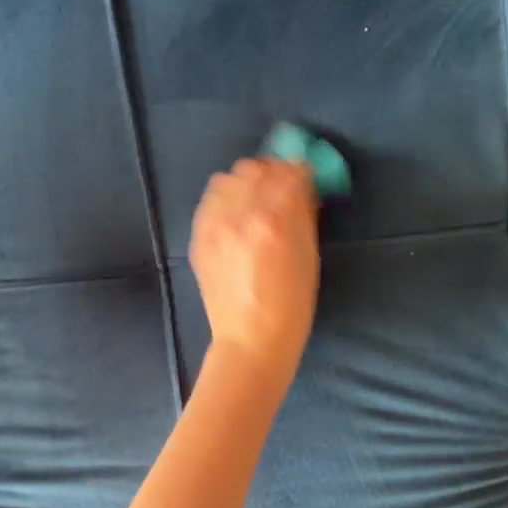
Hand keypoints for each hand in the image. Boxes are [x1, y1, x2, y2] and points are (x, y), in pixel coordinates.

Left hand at [190, 157, 319, 378]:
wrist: (250, 339)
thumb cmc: (291, 305)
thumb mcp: (309, 256)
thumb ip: (304, 215)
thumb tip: (303, 188)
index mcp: (275, 221)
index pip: (289, 172)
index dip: (301, 173)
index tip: (306, 182)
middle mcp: (241, 215)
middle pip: (255, 168)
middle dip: (272, 174)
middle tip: (282, 190)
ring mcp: (215, 225)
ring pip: (228, 178)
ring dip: (246, 183)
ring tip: (255, 202)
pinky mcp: (199, 237)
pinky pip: (210, 200)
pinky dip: (225, 199)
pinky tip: (235, 216)